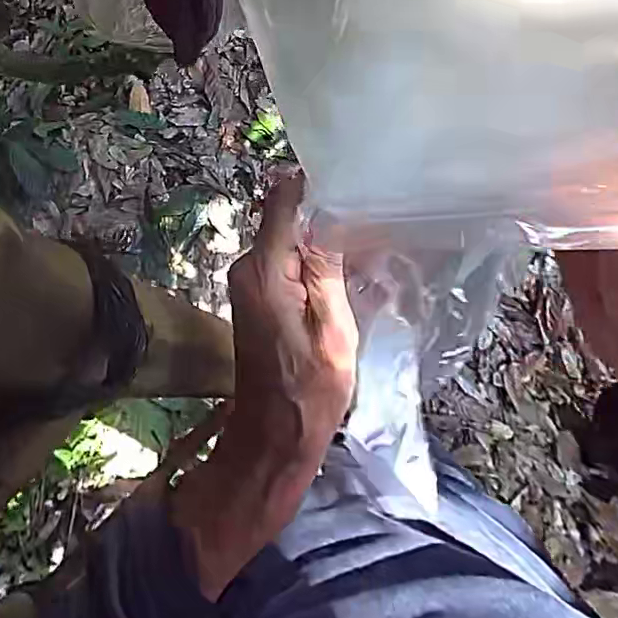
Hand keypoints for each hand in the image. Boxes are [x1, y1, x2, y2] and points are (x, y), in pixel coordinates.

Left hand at [170, 171, 356, 599]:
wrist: (272, 436)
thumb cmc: (310, 390)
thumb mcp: (334, 328)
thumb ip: (325, 267)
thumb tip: (327, 216)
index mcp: (265, 269)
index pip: (283, 202)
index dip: (313, 186)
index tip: (352, 180)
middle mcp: (247, 266)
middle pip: (285, 217)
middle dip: (324, 214)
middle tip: (370, 217)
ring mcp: (247, 280)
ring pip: (286, 238)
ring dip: (319, 239)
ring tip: (364, 243)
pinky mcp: (253, 293)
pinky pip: (282, 259)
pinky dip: (309, 259)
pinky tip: (341, 268)